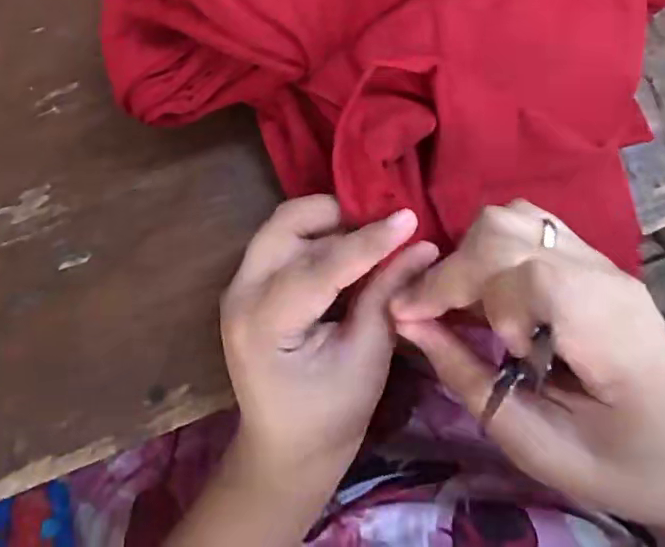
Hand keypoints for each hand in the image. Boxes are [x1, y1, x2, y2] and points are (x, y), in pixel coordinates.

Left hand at [220, 196, 438, 488]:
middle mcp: (241, 292)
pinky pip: (283, 239)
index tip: (410, 217)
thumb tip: (424, 245)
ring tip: (371, 234)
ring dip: (328, 221)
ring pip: (284, 224)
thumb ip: (387, 294)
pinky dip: (317, 233)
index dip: (369, 239)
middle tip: (385, 223)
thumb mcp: (366, 358)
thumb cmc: (329, 417)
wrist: (284, 449)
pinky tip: (349, 245)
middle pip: (288, 224)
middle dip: (339, 214)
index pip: (321, 266)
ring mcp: (240, 283)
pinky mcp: (249, 281)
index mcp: (265, 323)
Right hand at [389, 202, 664, 529]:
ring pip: (514, 215)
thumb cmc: (615, 466)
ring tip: (462, 299)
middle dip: (457, 268)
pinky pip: (526, 221)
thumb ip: (470, 380)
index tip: (425, 320)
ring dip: (471, 250)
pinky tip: (488, 284)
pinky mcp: (589, 253)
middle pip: (512, 231)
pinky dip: (491, 243)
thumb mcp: (537, 447)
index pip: (536, 276)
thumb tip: (407, 321)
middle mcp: (610, 281)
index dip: (472, 288)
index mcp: (616, 339)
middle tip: (431, 314)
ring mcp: (602, 259)